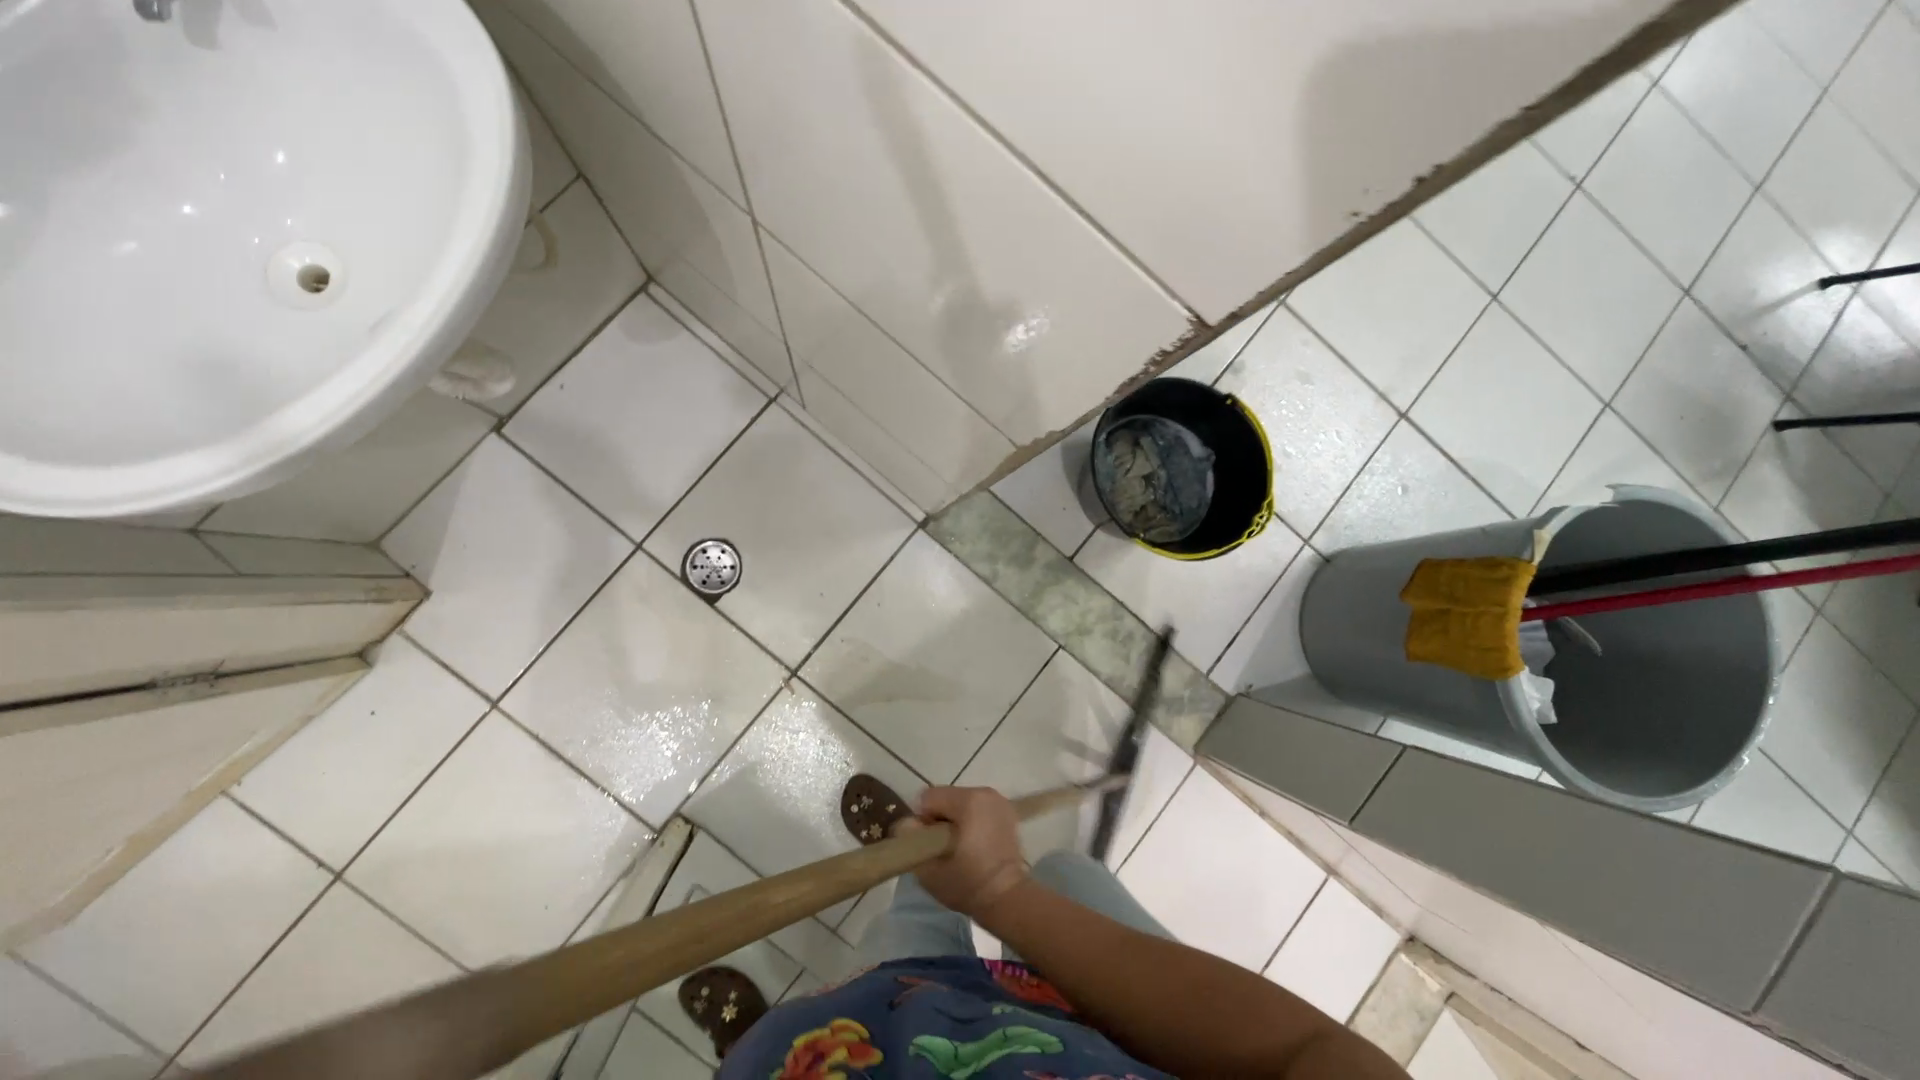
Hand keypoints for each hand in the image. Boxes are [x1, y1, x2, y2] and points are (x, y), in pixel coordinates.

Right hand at [907, 786, 1029, 916]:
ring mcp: (999, 801)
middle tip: (942, 848)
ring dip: (955, 820)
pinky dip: (971, 821)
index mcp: (969, 800)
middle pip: (946, 797)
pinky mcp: (1007, 813)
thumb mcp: (928, 867)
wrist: (1007, 899)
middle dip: (939, 819)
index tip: (930, 844)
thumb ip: (911, 839)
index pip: (928, 798)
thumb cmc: (967, 883)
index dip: (923, 821)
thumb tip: (907, 823)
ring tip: (959, 848)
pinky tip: (974, 844)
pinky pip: (977, 809)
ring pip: (961, 802)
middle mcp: (985, 793)